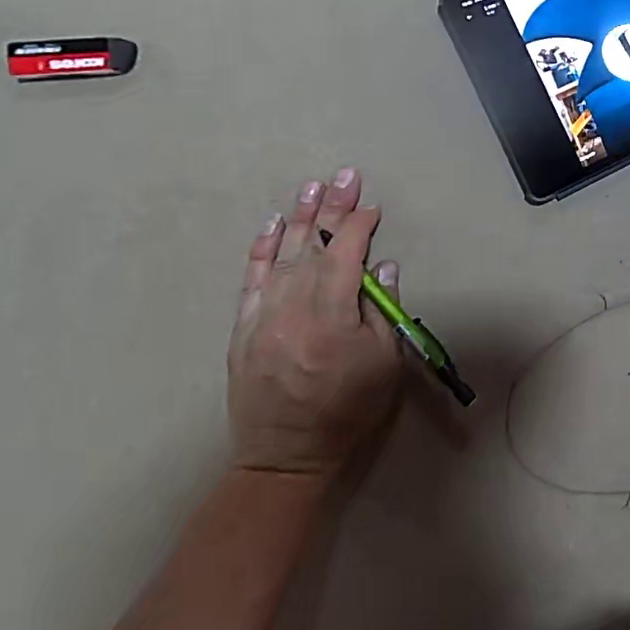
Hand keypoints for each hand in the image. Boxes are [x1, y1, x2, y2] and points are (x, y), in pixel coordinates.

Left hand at [229, 167, 402, 476]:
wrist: (286, 455)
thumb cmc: (348, 409)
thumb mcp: (385, 364)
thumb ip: (382, 310)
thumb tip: (381, 266)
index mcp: (332, 317)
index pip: (346, 256)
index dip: (360, 227)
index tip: (372, 208)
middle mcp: (294, 308)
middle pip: (315, 246)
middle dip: (333, 208)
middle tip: (345, 175)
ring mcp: (264, 316)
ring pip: (283, 255)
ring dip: (301, 217)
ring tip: (313, 187)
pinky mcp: (244, 328)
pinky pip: (252, 279)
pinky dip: (262, 249)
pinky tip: (274, 224)